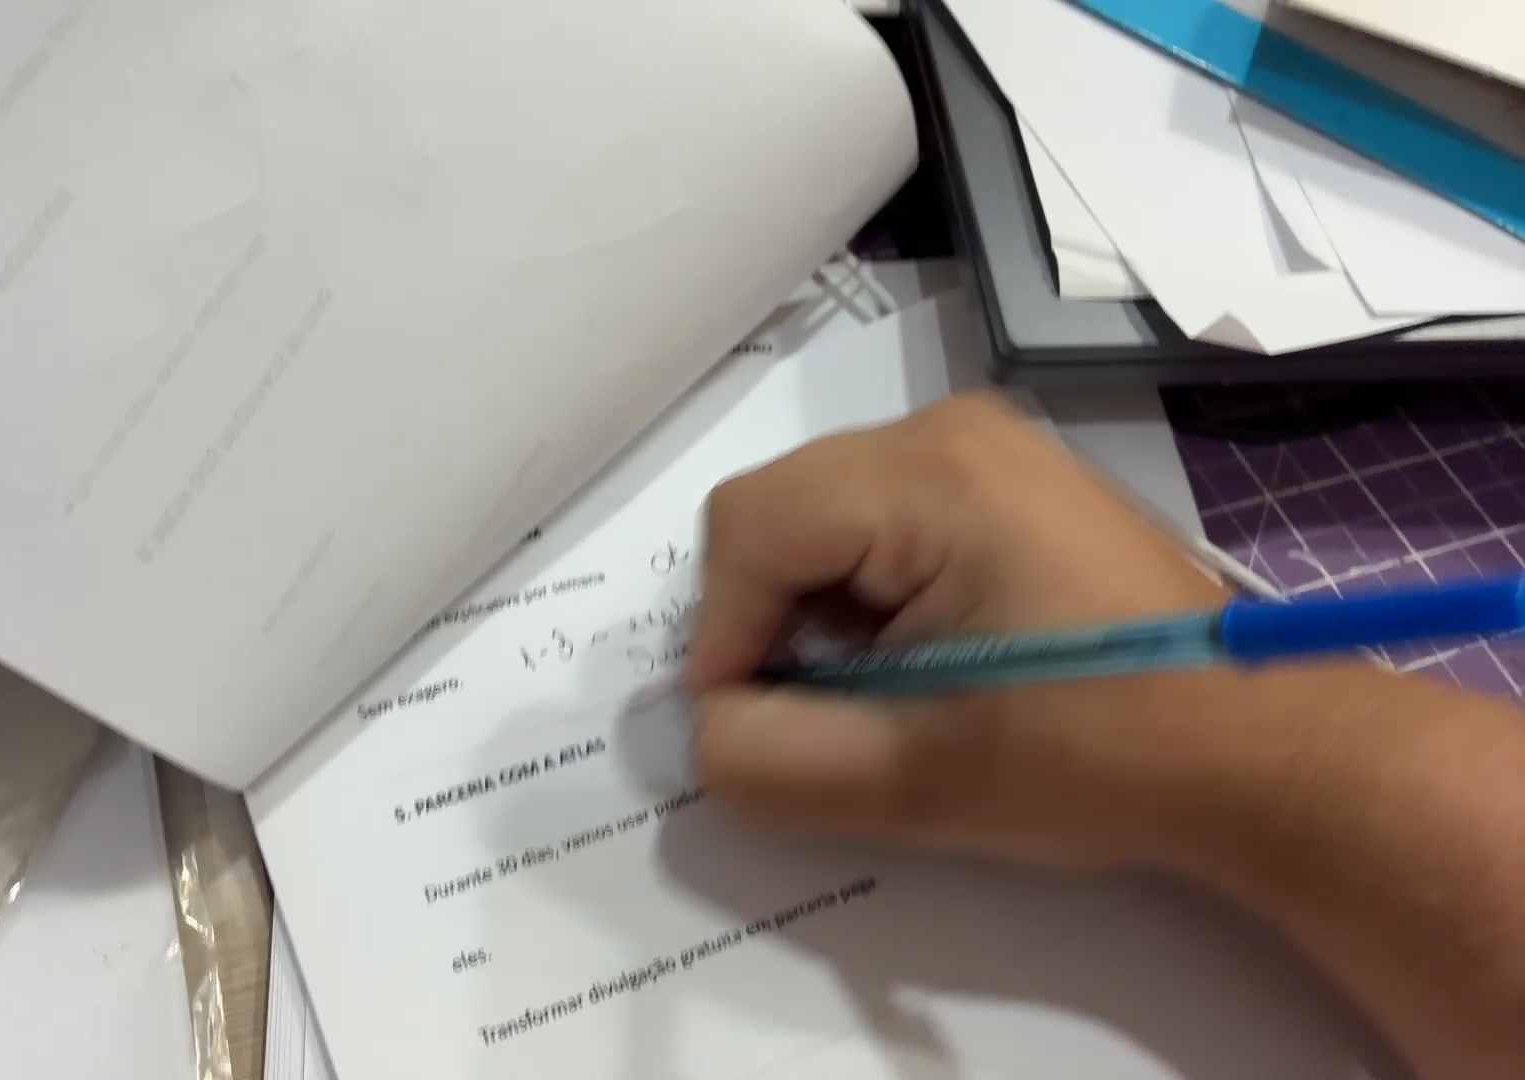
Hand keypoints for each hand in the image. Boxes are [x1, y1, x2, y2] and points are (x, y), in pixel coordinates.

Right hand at [682, 393, 1524, 1077]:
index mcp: (932, 475)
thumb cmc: (1098, 758)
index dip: (723, 628)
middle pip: (770, 510)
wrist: (1257, 749)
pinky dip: (839, 584)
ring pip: (801, 511)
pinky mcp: (975, 468)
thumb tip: (705, 715)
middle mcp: (940, 427)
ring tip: (864, 672)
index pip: (747, 525)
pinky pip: (849, 515)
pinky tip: (895, 638)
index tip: (749, 713)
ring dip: (799, 602)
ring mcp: (964, 438)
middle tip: (810, 697)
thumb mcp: (911, 783)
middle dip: (762, 613)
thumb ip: (767, 757)